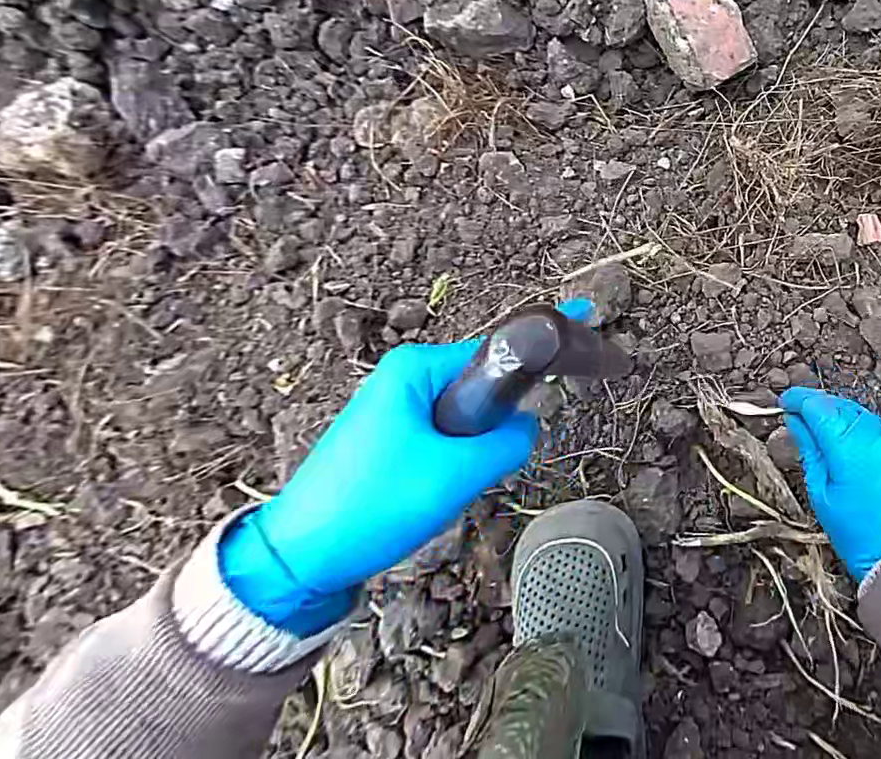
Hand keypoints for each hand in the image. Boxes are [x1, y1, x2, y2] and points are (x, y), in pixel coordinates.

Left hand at [221, 299, 592, 632]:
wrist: (293, 565)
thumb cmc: (372, 506)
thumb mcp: (457, 473)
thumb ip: (511, 440)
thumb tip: (528, 426)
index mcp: (417, 368)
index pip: (500, 346)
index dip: (547, 342)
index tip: (587, 316)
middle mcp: (408, 375)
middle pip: (489, 380)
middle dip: (506, 413)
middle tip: (511, 447)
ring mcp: (399, 404)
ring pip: (472, 409)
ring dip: (483, 439)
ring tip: (469, 475)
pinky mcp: (395, 433)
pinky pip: (452, 428)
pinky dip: (466, 449)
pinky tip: (456, 479)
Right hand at [780, 387, 880, 582]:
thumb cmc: (859, 532)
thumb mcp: (821, 492)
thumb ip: (808, 450)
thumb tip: (795, 422)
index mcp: (848, 445)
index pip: (818, 406)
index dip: (799, 400)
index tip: (785, 401)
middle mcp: (874, 434)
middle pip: (839, 404)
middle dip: (817, 406)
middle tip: (798, 415)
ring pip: (859, 412)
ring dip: (839, 415)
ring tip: (822, 431)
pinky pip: (877, 426)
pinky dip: (860, 427)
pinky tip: (849, 443)